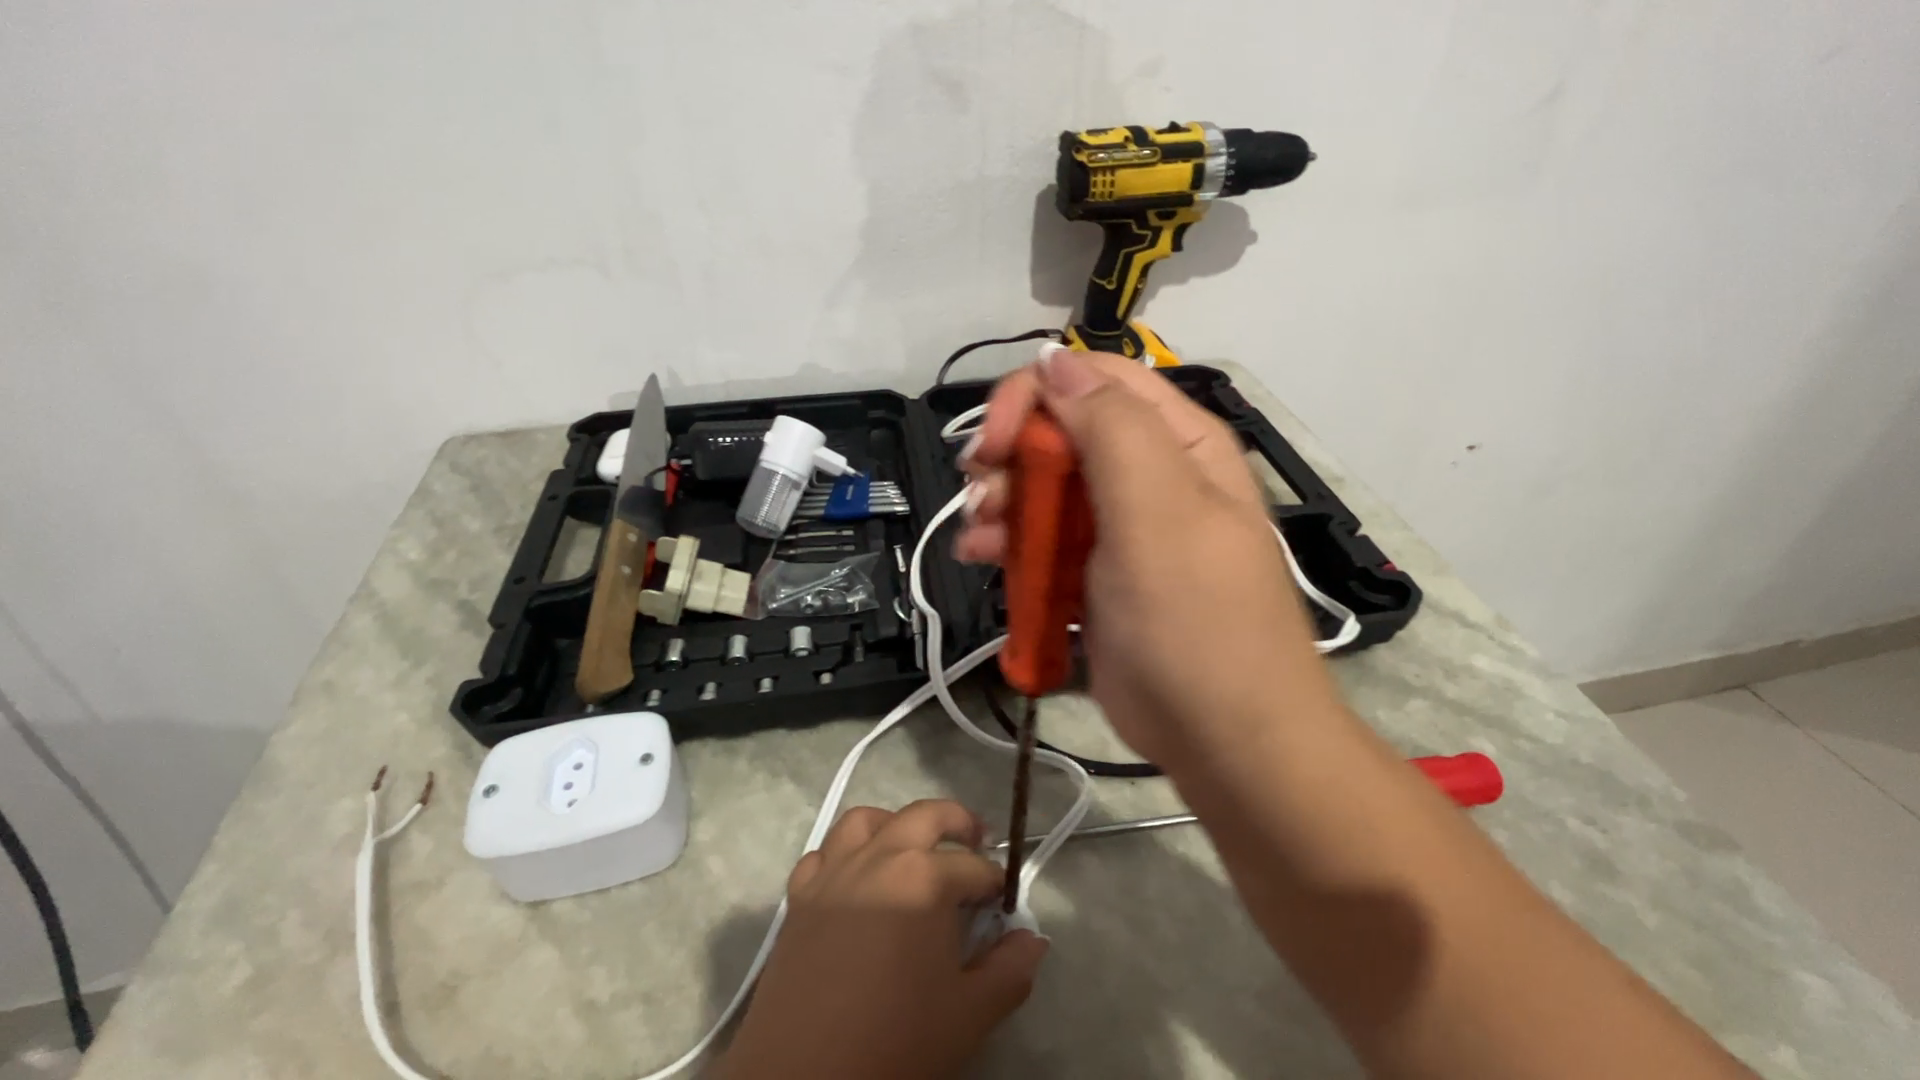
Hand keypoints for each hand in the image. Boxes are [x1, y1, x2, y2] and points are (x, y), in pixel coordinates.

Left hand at [715, 800, 1047, 1079]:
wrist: (805, 1077)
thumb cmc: (896, 1040)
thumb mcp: (969, 1013)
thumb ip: (1010, 969)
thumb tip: (1032, 940)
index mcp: (924, 878)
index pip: (974, 867)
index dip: (995, 884)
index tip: (1003, 906)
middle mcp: (877, 858)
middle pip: (924, 815)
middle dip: (958, 823)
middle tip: (976, 844)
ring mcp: (832, 873)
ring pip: (866, 820)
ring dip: (896, 825)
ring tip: (914, 850)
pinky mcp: (799, 898)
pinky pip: (822, 853)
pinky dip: (845, 853)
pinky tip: (857, 880)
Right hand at [954, 350, 1338, 769]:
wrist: (1227, 738)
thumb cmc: (1197, 621)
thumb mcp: (1159, 513)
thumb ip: (1110, 428)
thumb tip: (1054, 360)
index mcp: (1178, 444)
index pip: (1094, 380)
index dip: (1033, 397)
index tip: (991, 445)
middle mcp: (1149, 477)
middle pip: (1060, 434)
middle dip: (1010, 457)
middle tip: (981, 494)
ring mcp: (1121, 532)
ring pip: (1043, 489)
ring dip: (1002, 505)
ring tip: (979, 543)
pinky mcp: (1096, 579)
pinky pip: (1043, 542)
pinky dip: (1009, 547)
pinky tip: (984, 561)